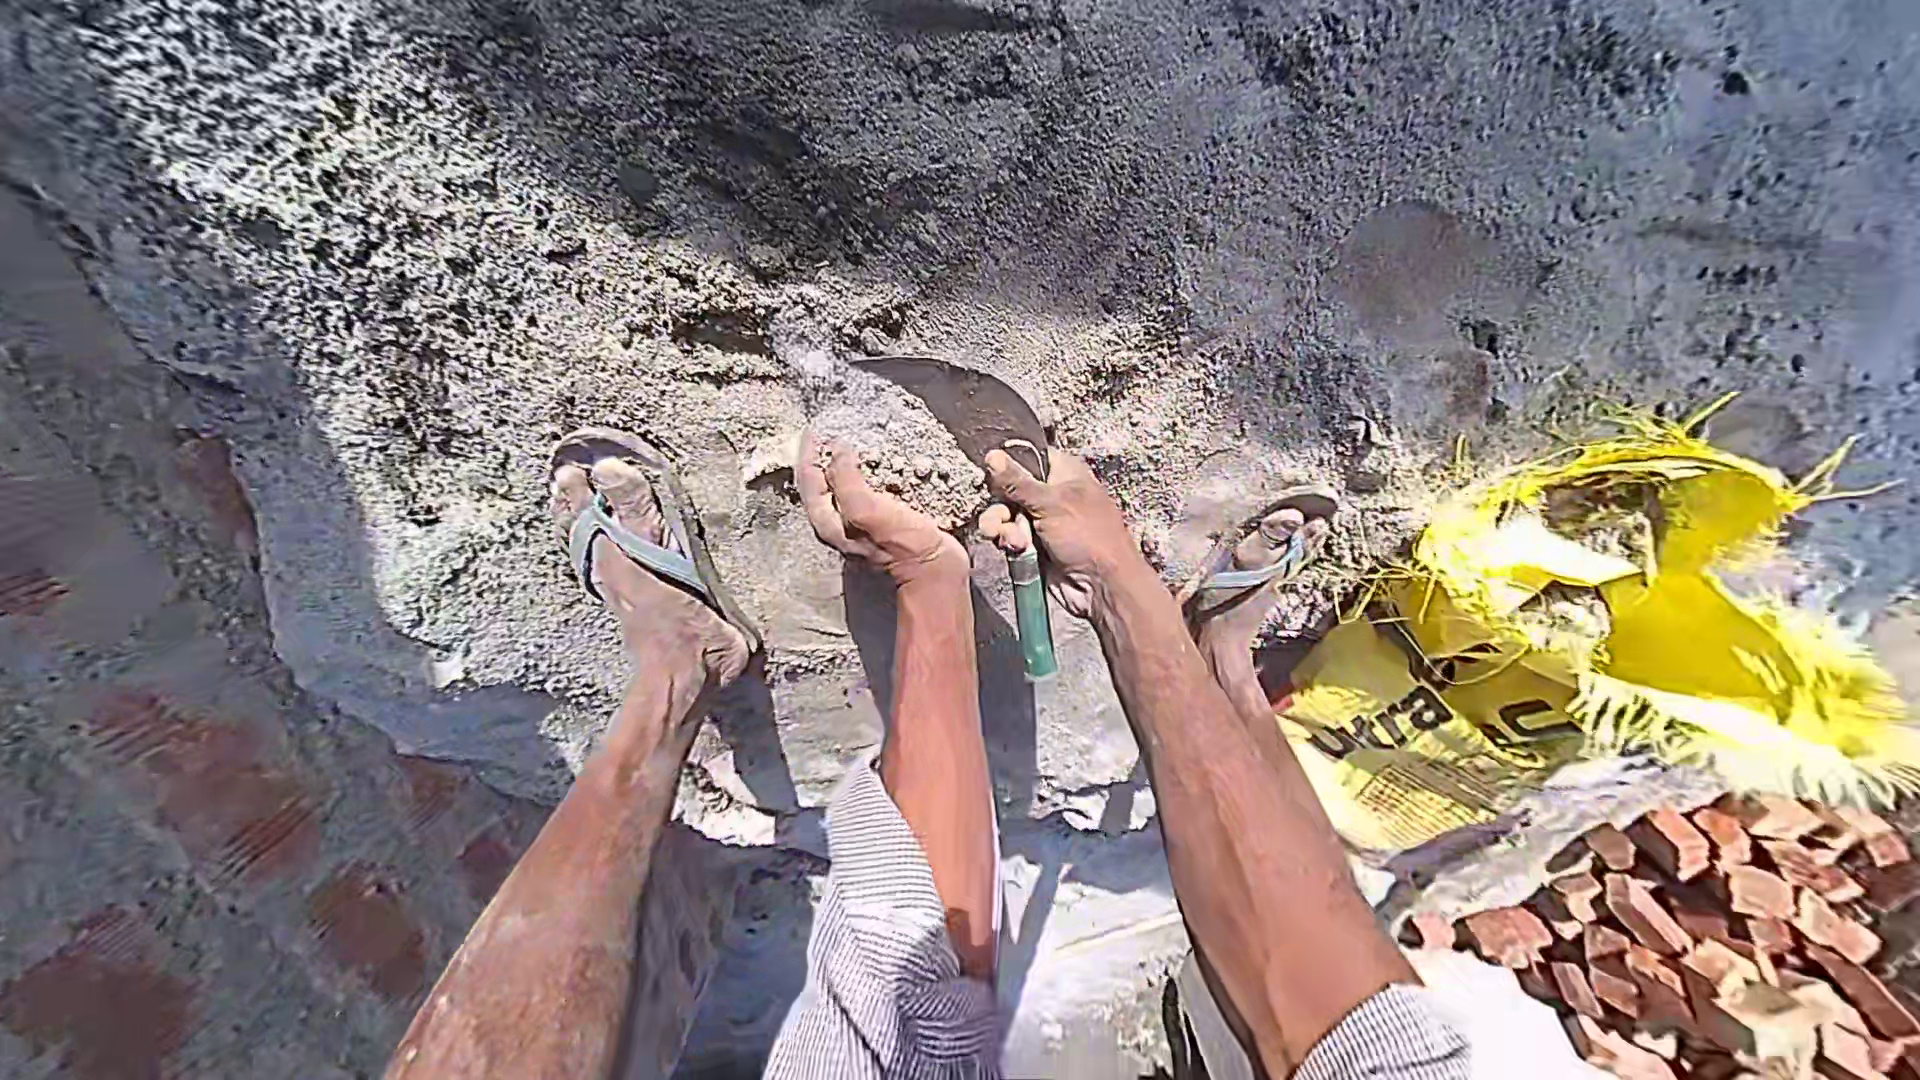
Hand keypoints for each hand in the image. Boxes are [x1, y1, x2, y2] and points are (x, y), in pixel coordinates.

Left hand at [797, 431, 968, 588]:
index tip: (816, 428)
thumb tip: (838, 449)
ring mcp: (862, 521)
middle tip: (833, 428)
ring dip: (850, 460)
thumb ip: (846, 480)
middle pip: (824, 481)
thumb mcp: (867, 510)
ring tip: (857, 437)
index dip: (809, 452)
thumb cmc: (901, 544)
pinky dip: (872, 469)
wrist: (935, 569)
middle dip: (827, 454)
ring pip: (847, 482)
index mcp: (829, 522)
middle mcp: (840, 521)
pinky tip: (882, 457)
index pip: (809, 480)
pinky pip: (870, 486)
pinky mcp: (884, 518)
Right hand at [978, 449, 1145, 617]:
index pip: (1028, 456)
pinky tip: (1017, 549)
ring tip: (1014, 540)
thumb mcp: (1052, 503)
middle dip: (1000, 505)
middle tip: (1001, 517)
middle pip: (1008, 489)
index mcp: (1063, 473)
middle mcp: (1050, 495)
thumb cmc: (1088, 537)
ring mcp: (1040, 521)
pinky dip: (1008, 542)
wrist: (1100, 587)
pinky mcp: (1031, 546)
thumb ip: (1017, 481)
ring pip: (1004, 515)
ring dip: (1002, 527)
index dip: (1008, 464)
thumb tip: (992, 456)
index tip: (992, 474)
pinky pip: (1008, 537)